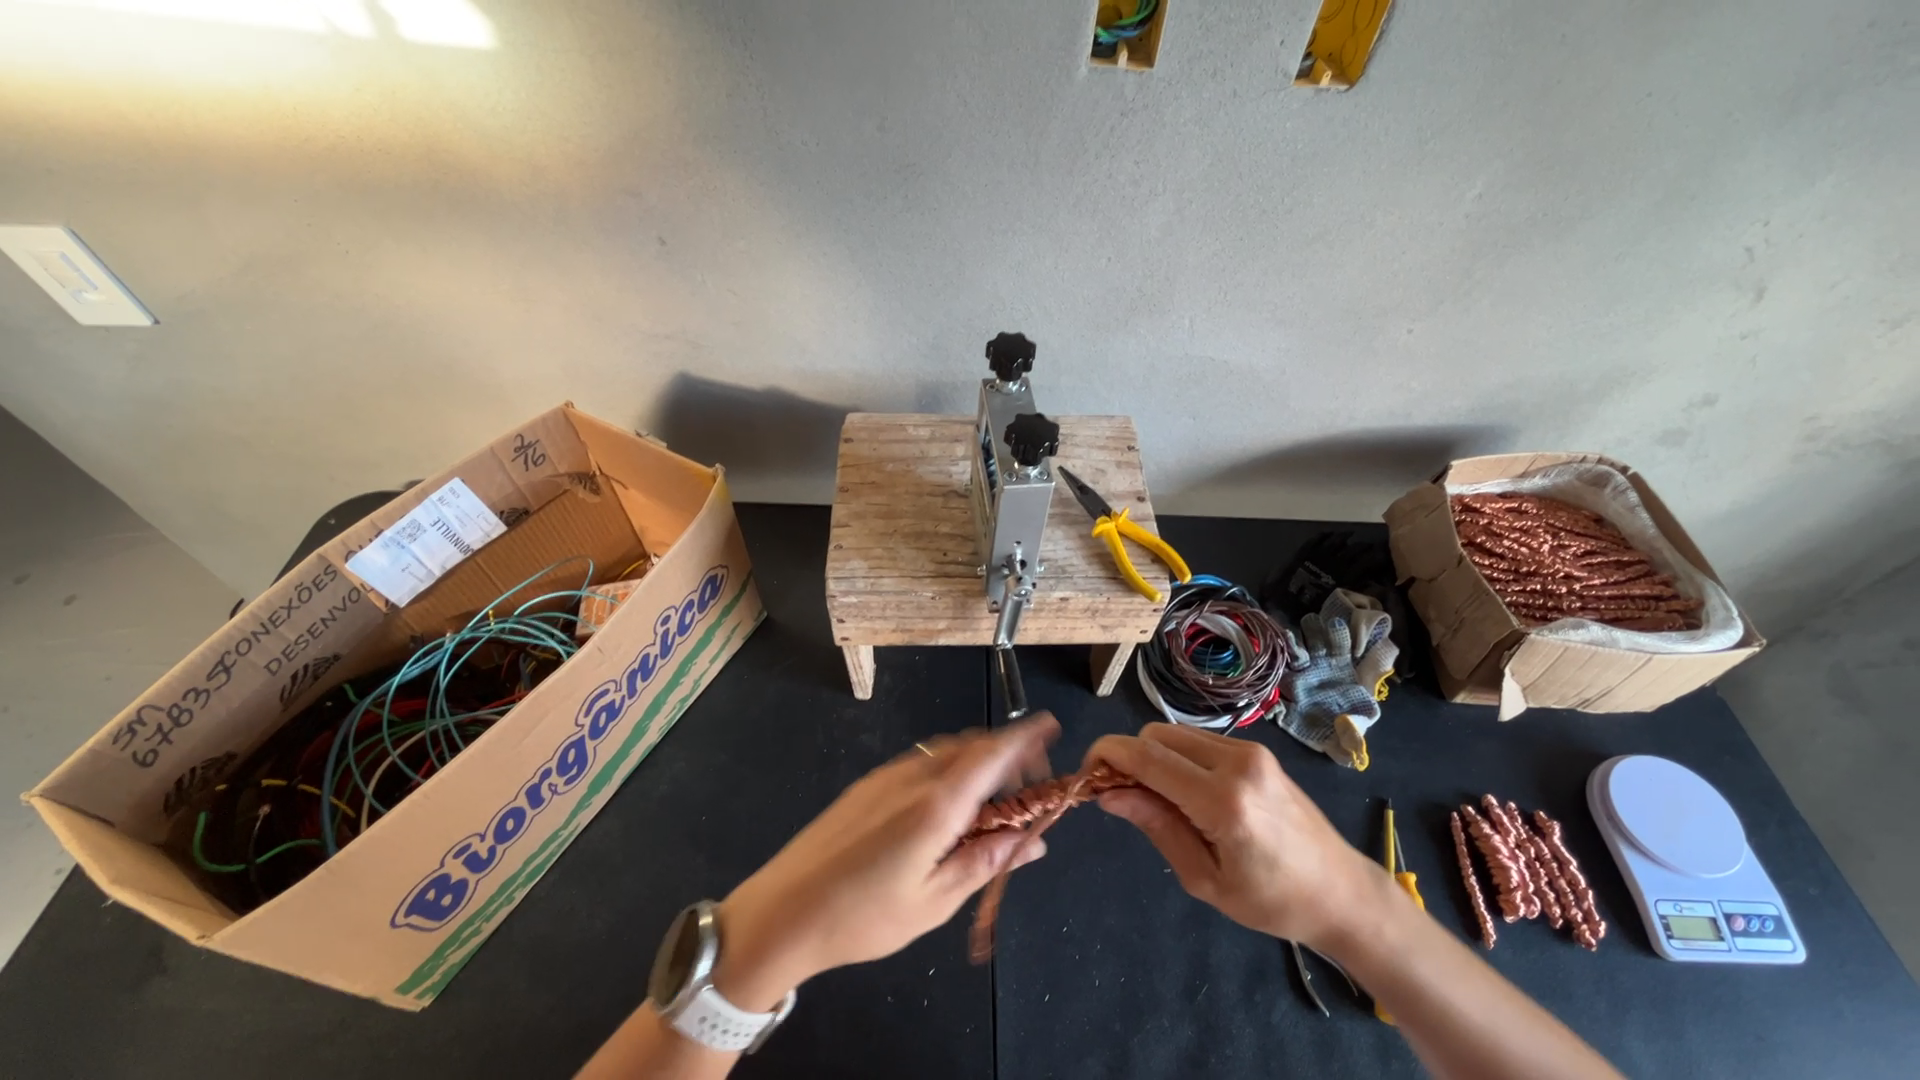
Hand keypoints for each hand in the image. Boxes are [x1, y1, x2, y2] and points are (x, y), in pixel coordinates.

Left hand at [712, 714, 1058, 1008]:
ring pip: (944, 753)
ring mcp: (884, 777)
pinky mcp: (865, 787)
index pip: (992, 754)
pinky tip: (947, 807)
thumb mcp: (934, 901)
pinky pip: (920, 764)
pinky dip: (948, 770)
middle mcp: (912, 777)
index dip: (1025, 737)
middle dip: (1006, 753)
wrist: (781, 912)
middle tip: (1029, 783)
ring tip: (992, 799)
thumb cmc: (863, 917)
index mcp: (936, 804)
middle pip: (970, 746)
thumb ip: (986, 862)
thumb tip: (1033, 841)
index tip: (1051, 728)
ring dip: (975, 762)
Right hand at [1085, 723, 1380, 949]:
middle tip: (1119, 795)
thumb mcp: (1205, 879)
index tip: (1084, 774)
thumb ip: (1156, 827)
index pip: (1146, 756)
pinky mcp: (1257, 752)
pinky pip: (1199, 741)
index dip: (1107, 756)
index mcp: (1223, 800)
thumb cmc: (1273, 902)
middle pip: (1156, 735)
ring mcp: (1251, 752)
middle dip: (1128, 757)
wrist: (1341, 892)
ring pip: (1176, 733)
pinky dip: (1177, 757)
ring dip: (1153, 756)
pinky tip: (1183, 792)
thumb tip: (1109, 795)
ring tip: (1153, 798)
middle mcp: (1237, 762)